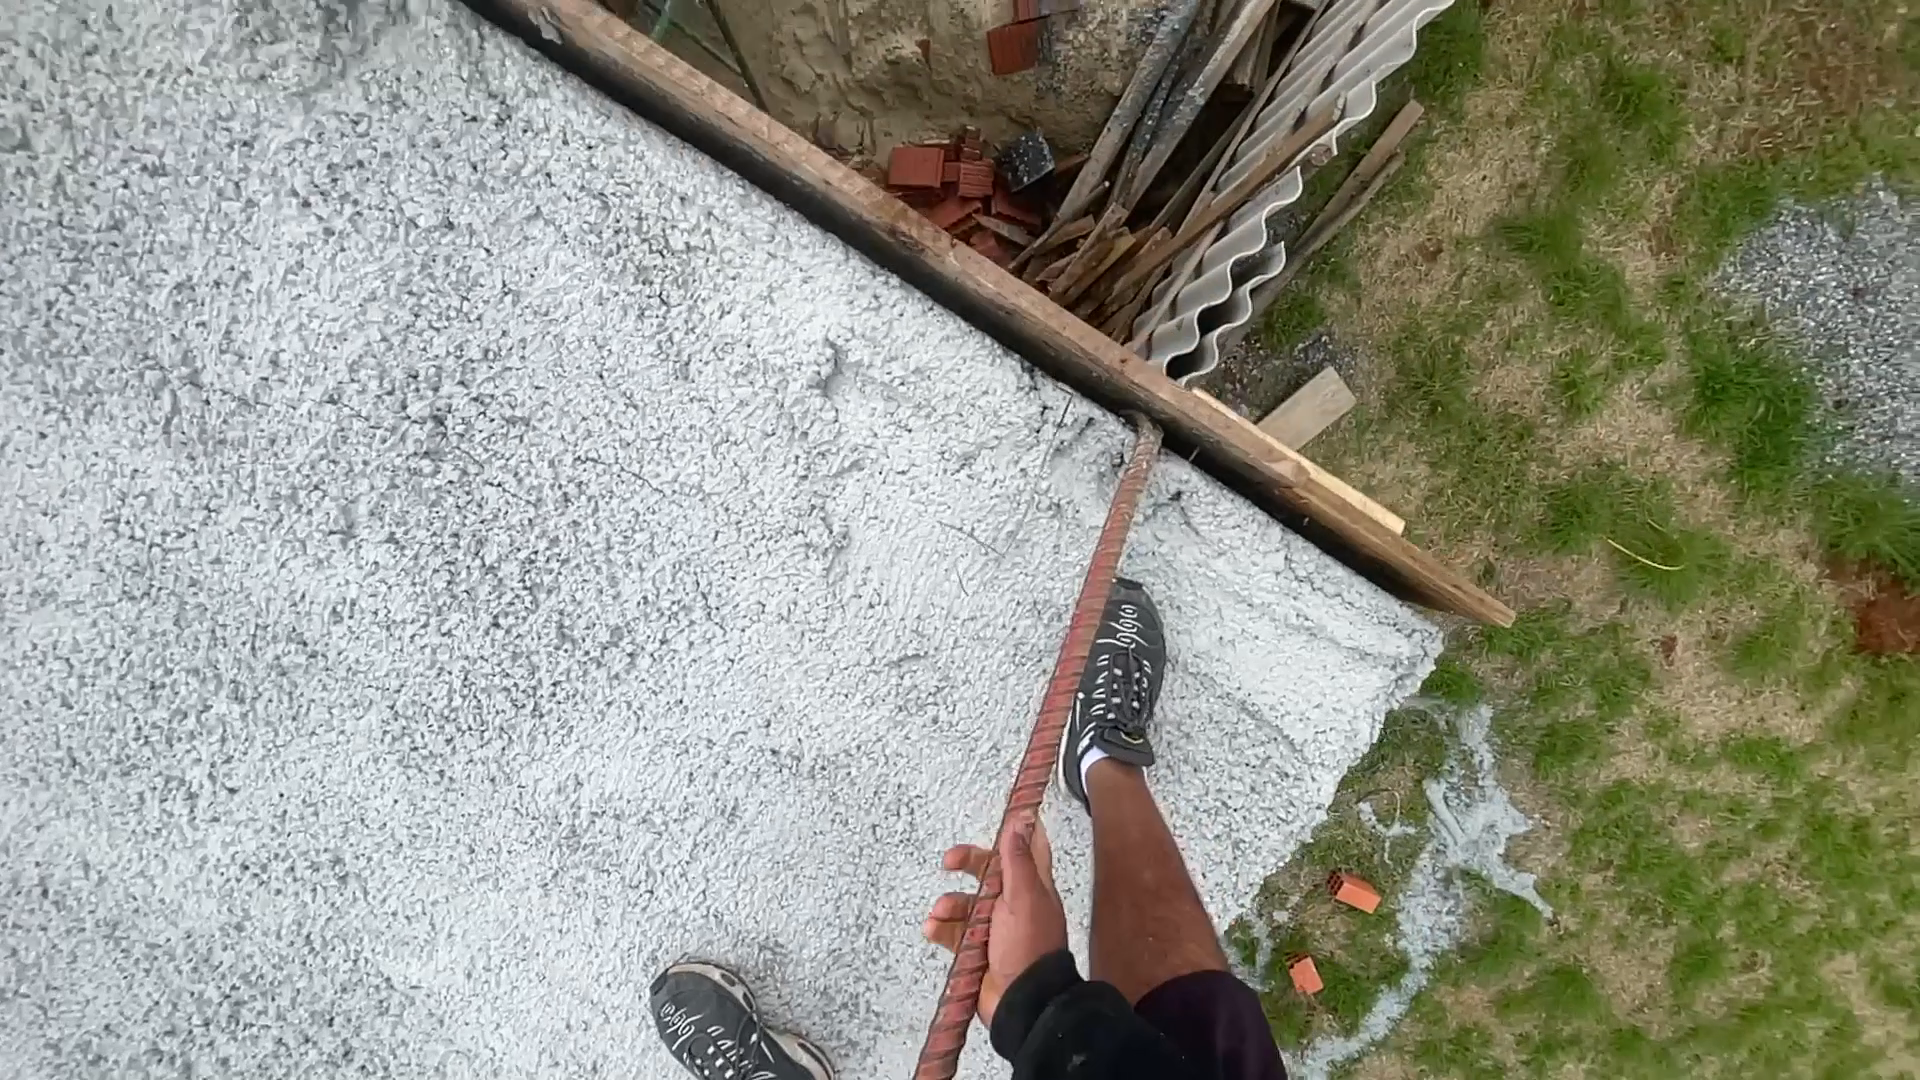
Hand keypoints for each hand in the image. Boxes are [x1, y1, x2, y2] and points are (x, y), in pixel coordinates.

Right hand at [921, 815, 1068, 1024]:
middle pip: (988, 870)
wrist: (1022, 1005)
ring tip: (940, 912)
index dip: (1021, 827)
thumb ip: (1018, 860)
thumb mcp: (1024, 898)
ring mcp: (994, 925)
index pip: (1029, 847)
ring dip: (949, 903)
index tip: (1009, 807)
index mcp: (1032, 885)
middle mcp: (1013, 901)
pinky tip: (933, 929)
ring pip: (966, 901)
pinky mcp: (976, 947)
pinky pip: (953, 931)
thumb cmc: (1030, 948)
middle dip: (968, 862)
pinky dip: (940, 928)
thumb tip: (1019, 822)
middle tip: (949, 861)